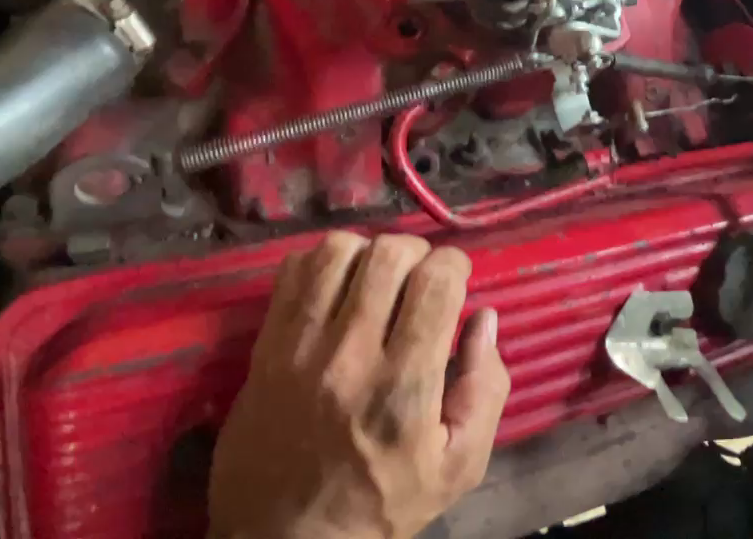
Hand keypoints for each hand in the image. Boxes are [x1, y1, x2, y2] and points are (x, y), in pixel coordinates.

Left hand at [209, 233, 509, 538]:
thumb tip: (484, 318)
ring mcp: (301, 346)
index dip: (455, 267)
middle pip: (389, 253)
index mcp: (403, 386)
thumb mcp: (457, 467)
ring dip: (369, 253)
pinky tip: (339, 289)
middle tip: (420, 282)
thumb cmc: (379, 503)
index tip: (455, 285)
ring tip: (378, 281)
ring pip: (340, 250)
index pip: (436, 281)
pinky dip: (324, 263)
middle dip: (418, 255)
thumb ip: (485, 389)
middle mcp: (350, 355)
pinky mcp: (267, 343)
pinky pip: (295, 268)